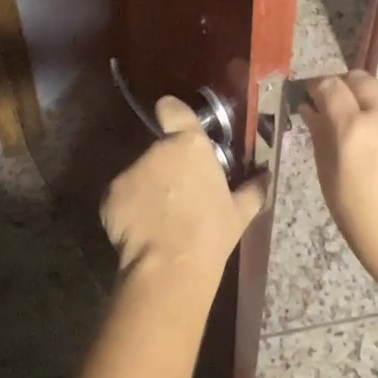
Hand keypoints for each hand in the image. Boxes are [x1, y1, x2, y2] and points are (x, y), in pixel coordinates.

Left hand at [101, 96, 267, 287]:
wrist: (170, 267)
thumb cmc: (211, 235)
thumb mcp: (240, 213)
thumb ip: (253, 188)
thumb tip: (267, 176)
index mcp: (190, 145)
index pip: (172, 109)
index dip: (172, 113)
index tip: (172, 121)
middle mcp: (158, 149)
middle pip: (159, 150)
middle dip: (166, 168)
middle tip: (178, 195)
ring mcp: (131, 170)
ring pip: (140, 174)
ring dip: (148, 188)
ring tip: (160, 218)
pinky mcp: (111, 193)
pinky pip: (121, 195)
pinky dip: (128, 207)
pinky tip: (141, 229)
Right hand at [302, 71, 377, 306]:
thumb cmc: (370, 230)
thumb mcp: (332, 186)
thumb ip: (321, 141)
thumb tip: (311, 111)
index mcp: (354, 130)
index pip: (330, 86)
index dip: (317, 88)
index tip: (313, 97)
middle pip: (360, 77)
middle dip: (344, 86)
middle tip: (339, 105)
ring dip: (374, 93)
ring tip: (370, 116)